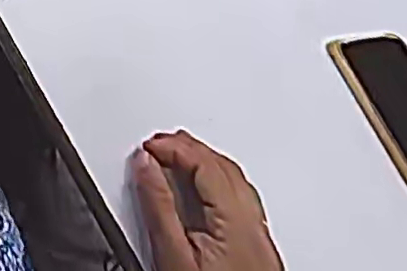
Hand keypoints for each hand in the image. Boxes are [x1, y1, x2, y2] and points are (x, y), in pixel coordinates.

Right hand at [132, 132, 282, 270]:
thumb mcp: (173, 258)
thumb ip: (158, 205)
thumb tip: (145, 162)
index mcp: (237, 224)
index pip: (204, 162)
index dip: (172, 147)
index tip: (146, 148)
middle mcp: (255, 229)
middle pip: (222, 167)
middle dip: (186, 148)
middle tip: (155, 148)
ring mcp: (261, 243)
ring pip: (235, 182)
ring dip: (202, 162)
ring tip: (171, 161)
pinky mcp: (260, 255)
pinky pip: (240, 200)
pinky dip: (215, 182)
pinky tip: (197, 191)